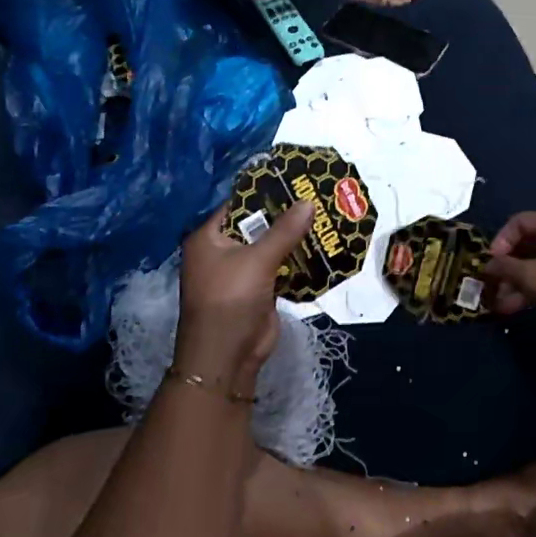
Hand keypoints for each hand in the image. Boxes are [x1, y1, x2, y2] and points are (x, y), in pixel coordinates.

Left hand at [175, 199, 317, 389]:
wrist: (227, 355)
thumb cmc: (231, 299)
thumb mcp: (257, 260)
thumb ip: (284, 231)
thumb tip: (308, 201)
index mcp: (209, 238)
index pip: (237, 205)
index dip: (265, 194)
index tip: (295, 181)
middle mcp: (221, 252)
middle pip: (256, 227)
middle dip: (285, 216)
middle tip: (318, 197)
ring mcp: (239, 273)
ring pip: (269, 249)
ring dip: (293, 240)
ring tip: (326, 218)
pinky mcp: (257, 291)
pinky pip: (278, 269)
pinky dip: (296, 262)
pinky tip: (322, 248)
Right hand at [482, 211, 535, 340]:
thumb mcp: (532, 278)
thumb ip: (504, 268)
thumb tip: (486, 266)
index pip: (520, 221)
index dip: (500, 240)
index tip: (491, 262)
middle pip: (528, 242)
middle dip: (507, 265)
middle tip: (492, 284)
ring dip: (517, 280)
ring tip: (501, 303)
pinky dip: (533, 285)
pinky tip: (517, 306)